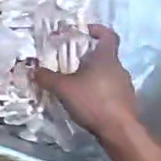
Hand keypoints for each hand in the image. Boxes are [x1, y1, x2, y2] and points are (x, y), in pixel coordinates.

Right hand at [35, 24, 140, 142]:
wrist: (119, 130)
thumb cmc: (92, 101)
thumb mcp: (63, 88)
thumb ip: (47, 77)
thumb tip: (34, 70)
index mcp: (106, 58)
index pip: (108, 35)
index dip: (97, 29)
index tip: (84, 30)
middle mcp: (118, 68)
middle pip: (104, 55)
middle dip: (86, 56)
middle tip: (68, 61)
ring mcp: (124, 85)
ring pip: (106, 73)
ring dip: (92, 74)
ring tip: (74, 82)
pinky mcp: (126, 100)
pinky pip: (109, 88)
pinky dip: (97, 89)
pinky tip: (84, 100)